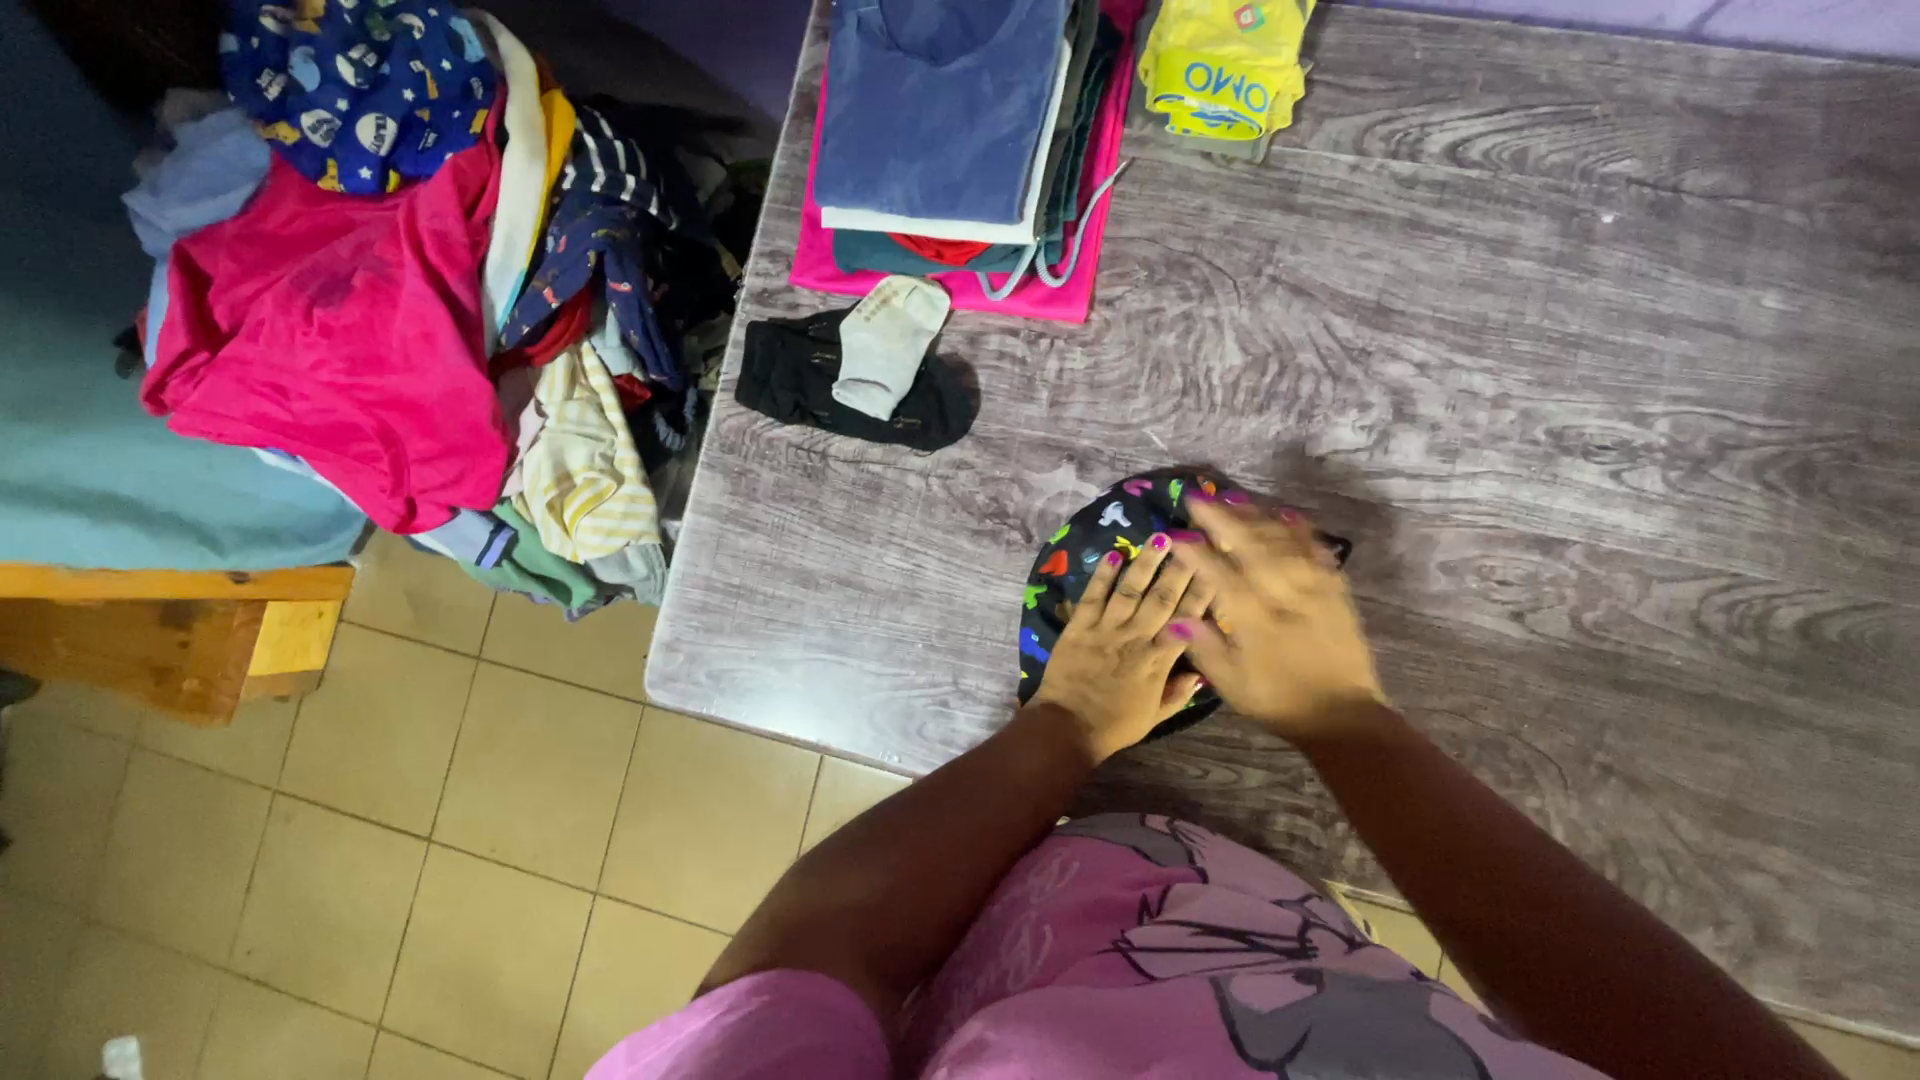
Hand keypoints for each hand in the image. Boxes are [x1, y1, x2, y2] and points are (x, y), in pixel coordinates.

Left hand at [1028, 532, 1213, 762]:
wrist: (1069, 727)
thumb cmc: (1114, 725)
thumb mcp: (1155, 716)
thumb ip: (1179, 692)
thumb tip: (1202, 672)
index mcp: (1159, 660)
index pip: (1187, 620)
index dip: (1203, 593)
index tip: (1216, 568)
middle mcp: (1137, 638)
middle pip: (1163, 598)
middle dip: (1181, 568)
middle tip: (1194, 540)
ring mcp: (1106, 630)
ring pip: (1131, 590)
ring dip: (1146, 562)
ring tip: (1160, 537)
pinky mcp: (1079, 627)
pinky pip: (1093, 597)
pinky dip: (1103, 575)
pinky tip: (1114, 554)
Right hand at [1163, 496, 1387, 741]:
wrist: (1344, 717)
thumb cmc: (1280, 701)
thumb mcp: (1233, 685)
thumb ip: (1206, 648)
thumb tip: (1176, 619)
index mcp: (1255, 621)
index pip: (1220, 576)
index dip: (1195, 554)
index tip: (1173, 535)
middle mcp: (1285, 597)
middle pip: (1252, 547)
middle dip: (1223, 519)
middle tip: (1198, 497)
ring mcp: (1314, 591)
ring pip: (1284, 543)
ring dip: (1257, 517)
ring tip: (1234, 498)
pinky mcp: (1336, 593)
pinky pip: (1318, 552)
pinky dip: (1301, 530)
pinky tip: (1286, 514)